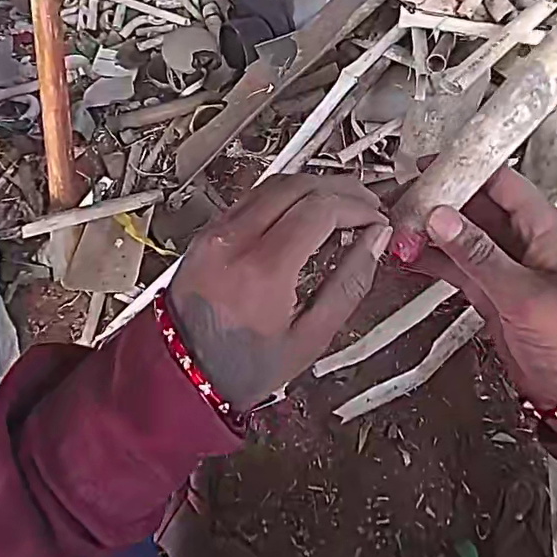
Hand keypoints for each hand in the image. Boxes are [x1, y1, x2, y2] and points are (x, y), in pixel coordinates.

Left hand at [168, 176, 391, 409]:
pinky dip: (285, 195)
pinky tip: (303, 210)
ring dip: (314, 185)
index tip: (374, 218)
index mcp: (263, 270)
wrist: (182, 373)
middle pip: (298, 186)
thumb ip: (349, 284)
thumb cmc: (239, 367)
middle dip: (341, 188)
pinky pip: (252, 197)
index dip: (357, 207)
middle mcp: (235, 242)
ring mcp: (216, 233)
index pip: (320, 209)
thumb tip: (373, 243)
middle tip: (365, 204)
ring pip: (274, 183)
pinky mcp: (207, 233)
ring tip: (340, 203)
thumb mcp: (309, 338)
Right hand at [406, 165, 556, 407]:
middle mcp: (525, 241)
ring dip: (428, 232)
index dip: (462, 170)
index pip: (500, 181)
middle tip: (401, 204)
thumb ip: (479, 254)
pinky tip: (409, 257)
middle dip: (435, 202)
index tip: (426, 169)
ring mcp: (507, 266)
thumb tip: (442, 218)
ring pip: (459, 234)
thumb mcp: (528, 295)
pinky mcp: (492, 290)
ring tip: (397, 231)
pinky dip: (431, 259)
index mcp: (547, 229)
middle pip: (473, 205)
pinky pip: (455, 263)